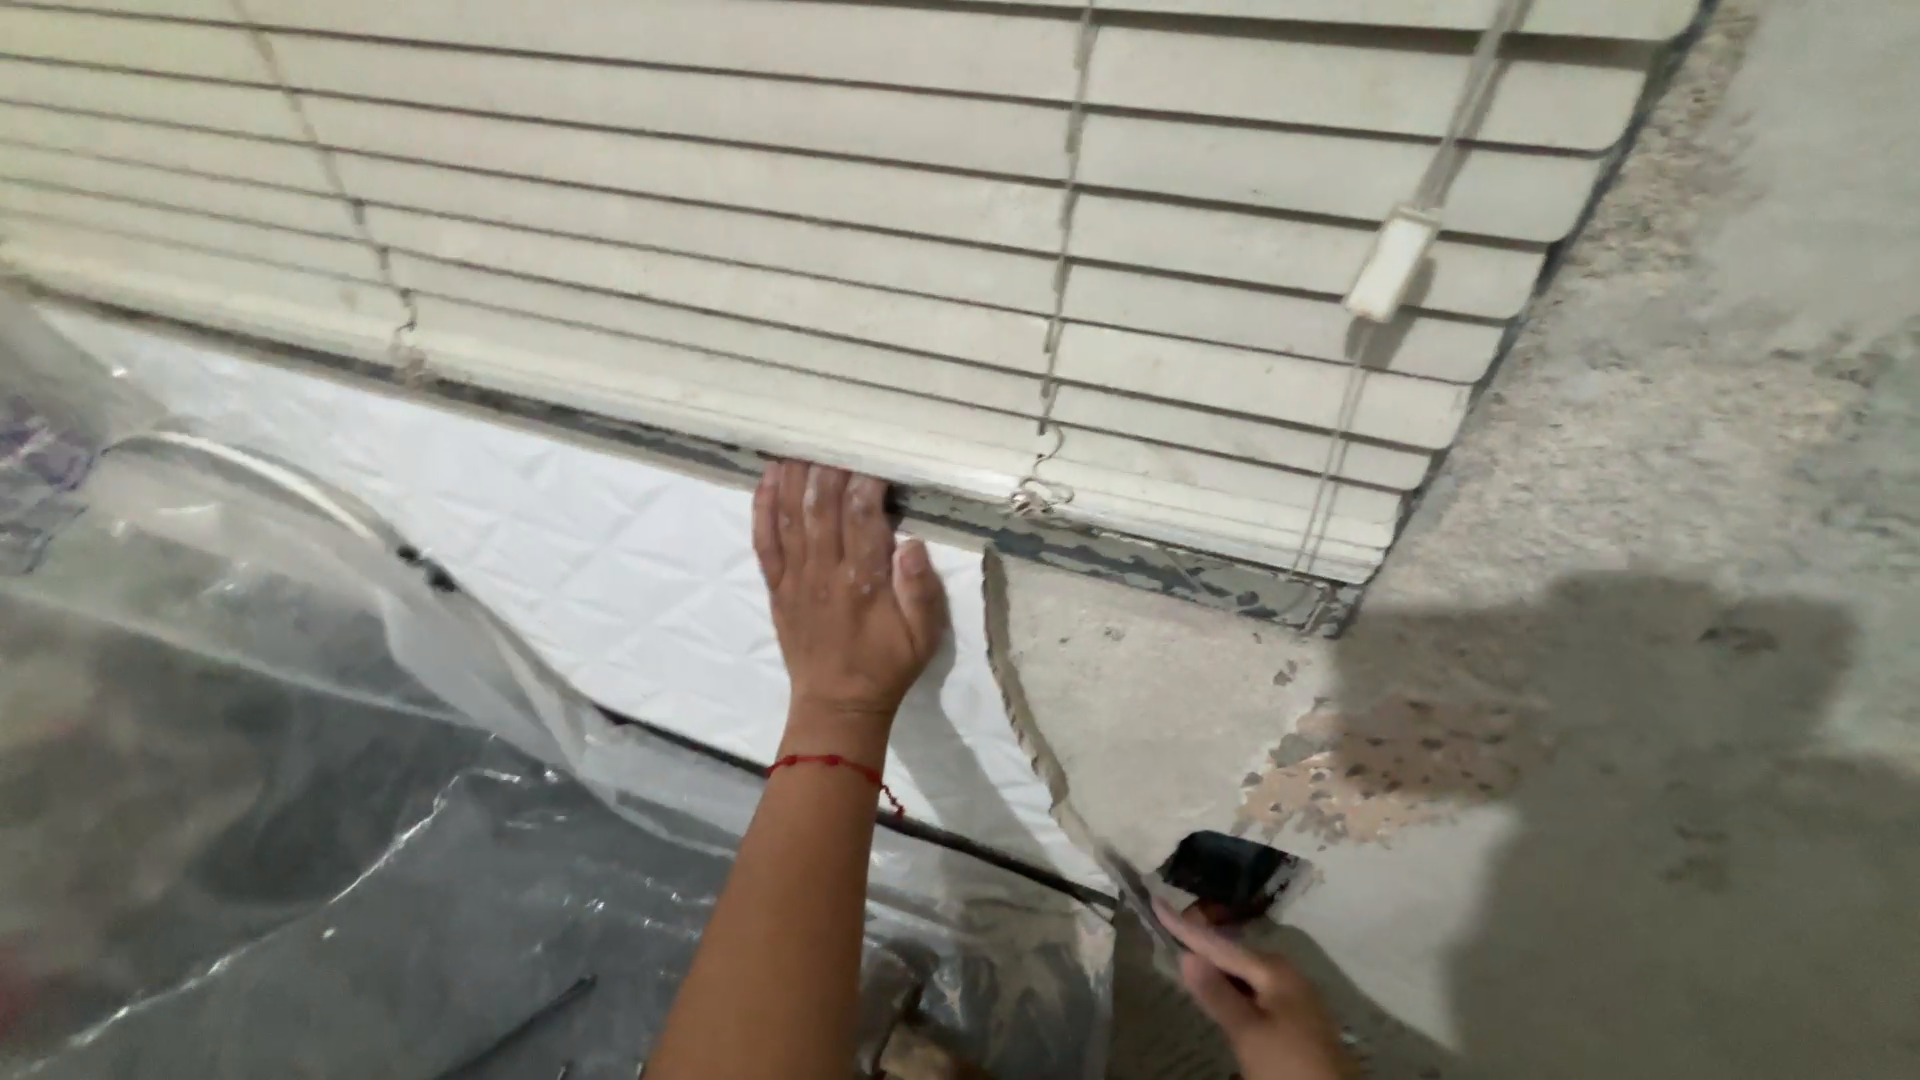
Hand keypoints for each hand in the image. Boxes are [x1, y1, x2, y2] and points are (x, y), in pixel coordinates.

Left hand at [753, 461, 947, 730]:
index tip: (875, 462)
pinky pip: (765, 542)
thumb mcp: (924, 637)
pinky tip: (769, 478)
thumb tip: (912, 544)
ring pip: (790, 518)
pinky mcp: (777, 588)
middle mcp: (825, 574)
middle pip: (821, 508)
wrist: (837, 704)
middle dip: (829, 470)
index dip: (866, 483)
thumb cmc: (887, 666)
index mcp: (864, 583)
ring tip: (802, 444)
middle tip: (838, 442)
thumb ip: (920, 591)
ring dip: (795, 478)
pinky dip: (763, 508)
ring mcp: (795, 580)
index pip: (862, 517)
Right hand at [1155, 901, 1353, 1079]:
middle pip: (1233, 953)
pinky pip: (1255, 989)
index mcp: (1274, 970)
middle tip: (1169, 927)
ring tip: (1187, 953)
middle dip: (1201, 942)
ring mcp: (1295, 996)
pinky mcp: (1297, 1017)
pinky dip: (1232, 986)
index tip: (1155, 901)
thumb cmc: (1288, 1068)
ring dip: (1216, 966)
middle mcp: (1286, 974)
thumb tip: (1185, 955)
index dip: (1184, 927)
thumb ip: (1216, 993)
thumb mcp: (1247, 1033)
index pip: (1219, 944)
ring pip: (1244, 973)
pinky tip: (1220, 991)